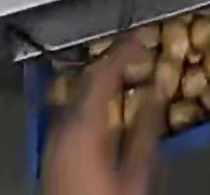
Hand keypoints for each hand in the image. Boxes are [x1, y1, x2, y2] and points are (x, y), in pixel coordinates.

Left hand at [43, 39, 162, 194]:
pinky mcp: (52, 150)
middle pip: (88, 77)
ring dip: (102, 79)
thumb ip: (148, 126)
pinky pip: (72, 109)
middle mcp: (63, 121)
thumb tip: (157, 87)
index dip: (124, 48)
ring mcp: (54, 136)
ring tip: (126, 72)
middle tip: (136, 51)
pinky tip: (106, 104)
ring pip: (79, 92)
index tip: (143, 35)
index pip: (104, 70)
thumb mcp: (137, 174)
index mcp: (83, 121)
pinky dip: (91, 98)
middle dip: (113, 60)